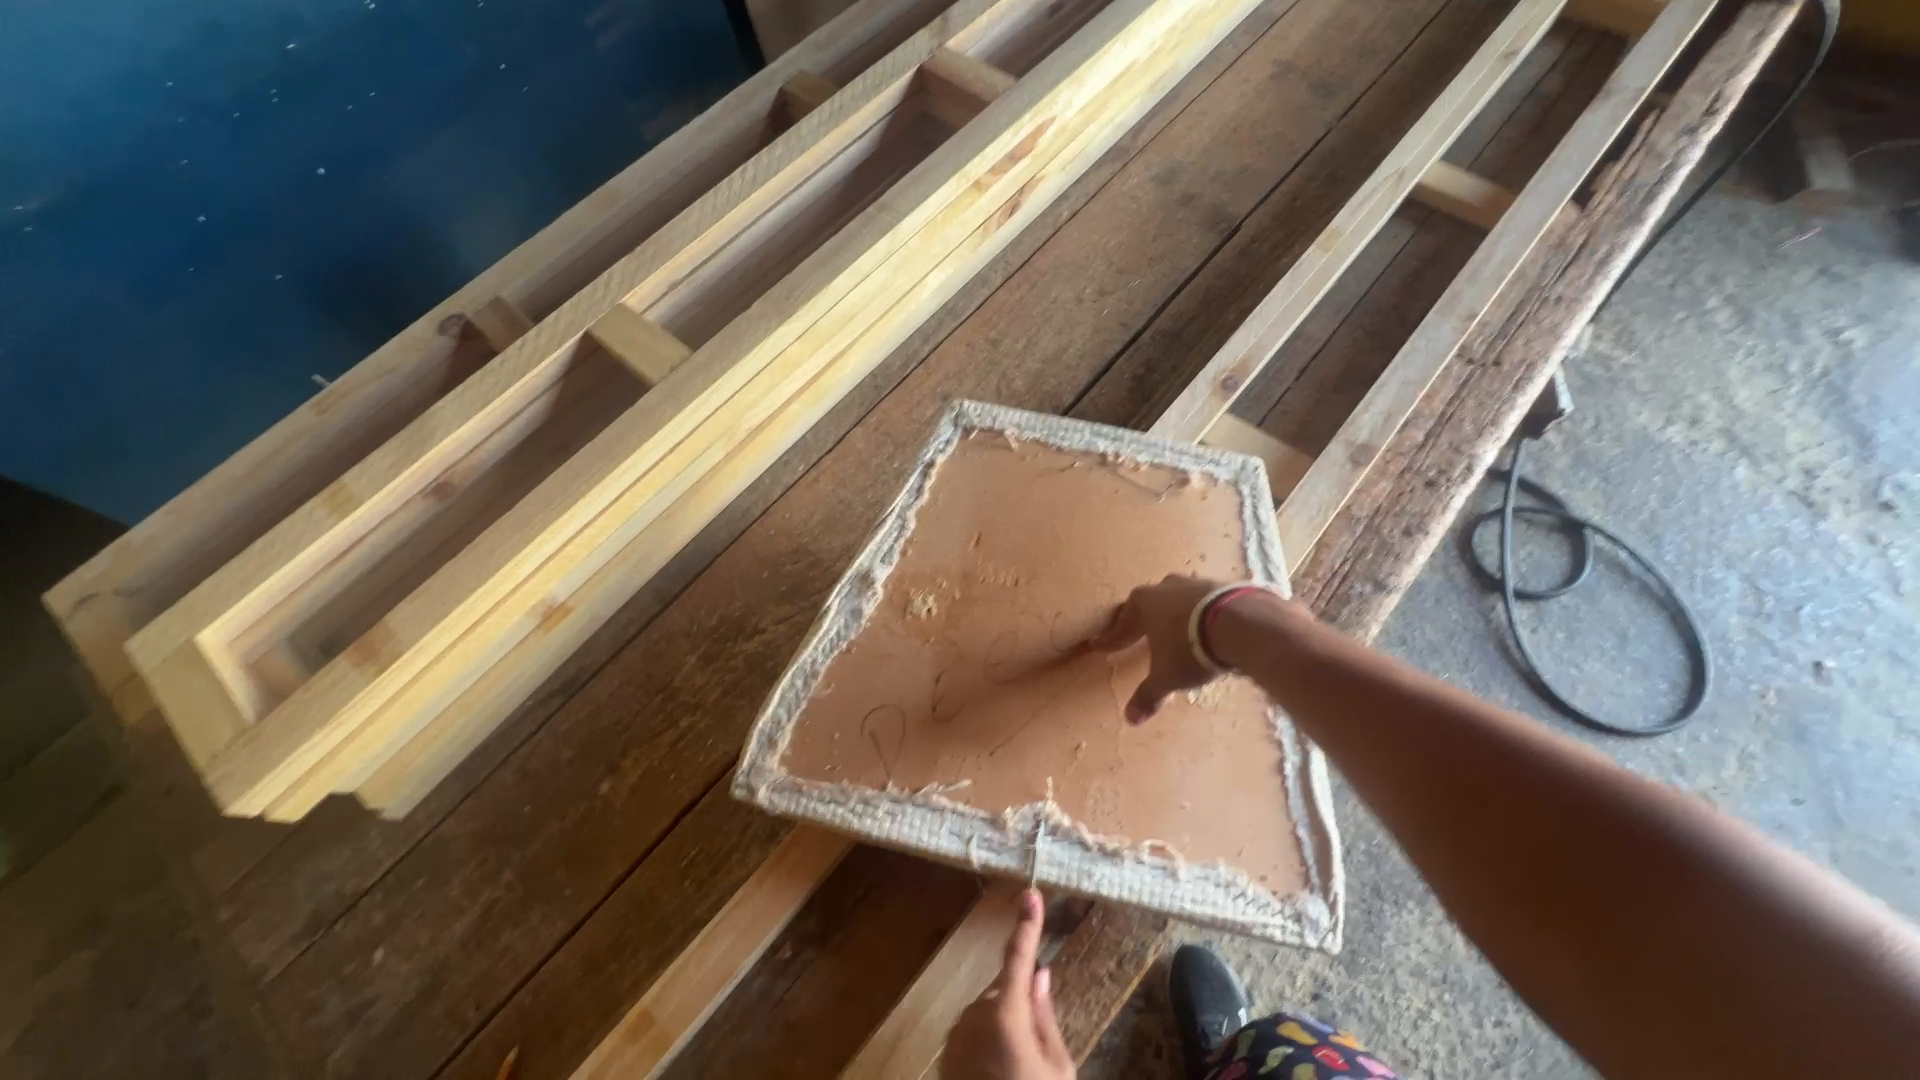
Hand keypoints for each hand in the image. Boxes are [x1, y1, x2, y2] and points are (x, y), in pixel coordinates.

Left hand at [941, 888, 1073, 1079]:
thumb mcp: (1056, 1068)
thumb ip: (1044, 1015)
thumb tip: (1039, 972)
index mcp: (1006, 1016)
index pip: (1018, 959)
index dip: (1027, 925)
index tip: (1030, 892)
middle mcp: (974, 1016)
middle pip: (1003, 990)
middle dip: (1019, 1004)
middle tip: (1036, 1049)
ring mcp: (957, 1036)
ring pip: (988, 1010)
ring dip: (1003, 1024)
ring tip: (1018, 1069)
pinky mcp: (947, 1055)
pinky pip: (973, 1031)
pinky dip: (988, 1039)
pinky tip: (1000, 1072)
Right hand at [1087, 574, 1222, 723]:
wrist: (1241, 623)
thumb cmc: (1190, 648)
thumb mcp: (1167, 677)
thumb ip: (1148, 695)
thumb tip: (1130, 718)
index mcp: (1143, 604)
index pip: (1121, 626)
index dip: (1110, 639)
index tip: (1098, 645)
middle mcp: (1166, 588)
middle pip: (1150, 604)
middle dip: (1145, 619)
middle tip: (1140, 631)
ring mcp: (1196, 583)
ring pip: (1179, 599)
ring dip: (1177, 614)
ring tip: (1177, 628)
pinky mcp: (1225, 586)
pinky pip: (1207, 601)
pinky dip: (1205, 613)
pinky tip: (1209, 626)